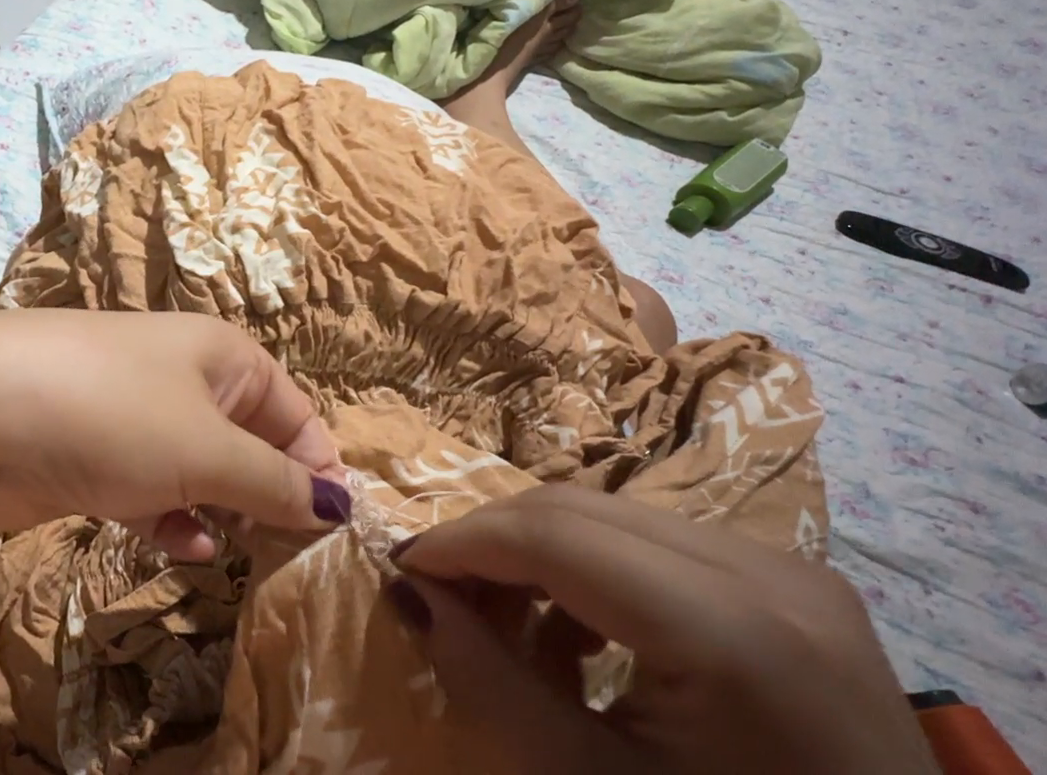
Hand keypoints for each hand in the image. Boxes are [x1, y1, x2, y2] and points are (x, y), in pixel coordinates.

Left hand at [0, 309, 348, 560]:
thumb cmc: (113, 416)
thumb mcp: (208, 450)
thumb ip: (275, 484)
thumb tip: (339, 505)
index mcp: (221, 357)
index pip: (294, 411)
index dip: (318, 466)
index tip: (337, 528)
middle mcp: (183, 380)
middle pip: (248, 442)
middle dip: (269, 495)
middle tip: (292, 556)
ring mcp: (134, 419)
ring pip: (198, 470)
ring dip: (221, 511)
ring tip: (244, 556)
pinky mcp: (95, 457)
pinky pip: (151, 490)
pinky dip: (171, 519)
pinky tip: (185, 548)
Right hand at [388, 485, 937, 774]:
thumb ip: (490, 684)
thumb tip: (410, 596)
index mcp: (734, 631)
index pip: (552, 536)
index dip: (458, 543)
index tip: (398, 573)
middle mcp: (768, 570)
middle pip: (575, 508)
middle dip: (488, 545)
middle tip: (441, 603)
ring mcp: (790, 569)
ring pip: (607, 516)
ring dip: (534, 558)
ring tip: (509, 632)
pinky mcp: (793, 581)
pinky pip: (652, 541)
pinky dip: (589, 571)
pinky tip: (579, 638)